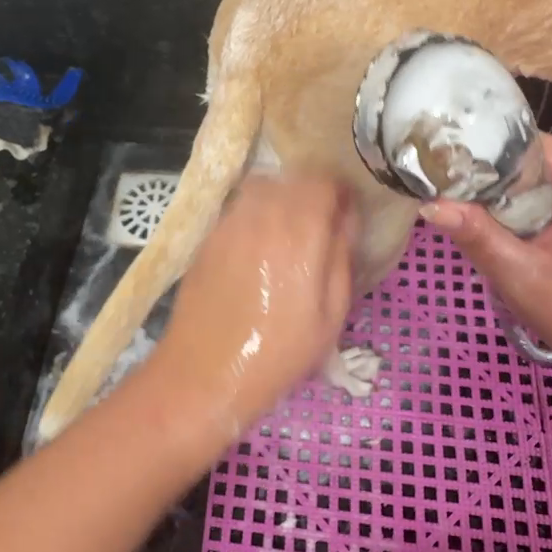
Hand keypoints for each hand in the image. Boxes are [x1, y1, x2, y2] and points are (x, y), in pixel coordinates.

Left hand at [140, 176, 357, 442]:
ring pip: (260, 187)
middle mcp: (261, 216)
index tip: (345, 215)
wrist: (206, 372)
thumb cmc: (279, 351)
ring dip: (279, 199)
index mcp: (298, 233)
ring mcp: (228, 224)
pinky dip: (254, 214)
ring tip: (287, 233)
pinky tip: (258, 247)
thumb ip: (341, 257)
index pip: (321, 182)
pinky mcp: (207, 237)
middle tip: (319, 225)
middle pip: (289, 179)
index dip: (338, 193)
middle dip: (309, 194)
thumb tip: (344, 220)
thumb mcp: (331, 314)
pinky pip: (237, 208)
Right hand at [420, 134, 551, 354]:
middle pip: (528, 156)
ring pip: (527, 176)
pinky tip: (476, 213)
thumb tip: (429, 205)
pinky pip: (532, 195)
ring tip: (450, 191)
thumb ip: (476, 236)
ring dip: (492, 186)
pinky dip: (504, 202)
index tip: (445, 158)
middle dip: (485, 166)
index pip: (532, 144)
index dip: (489, 147)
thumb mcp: (520, 276)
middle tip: (439, 176)